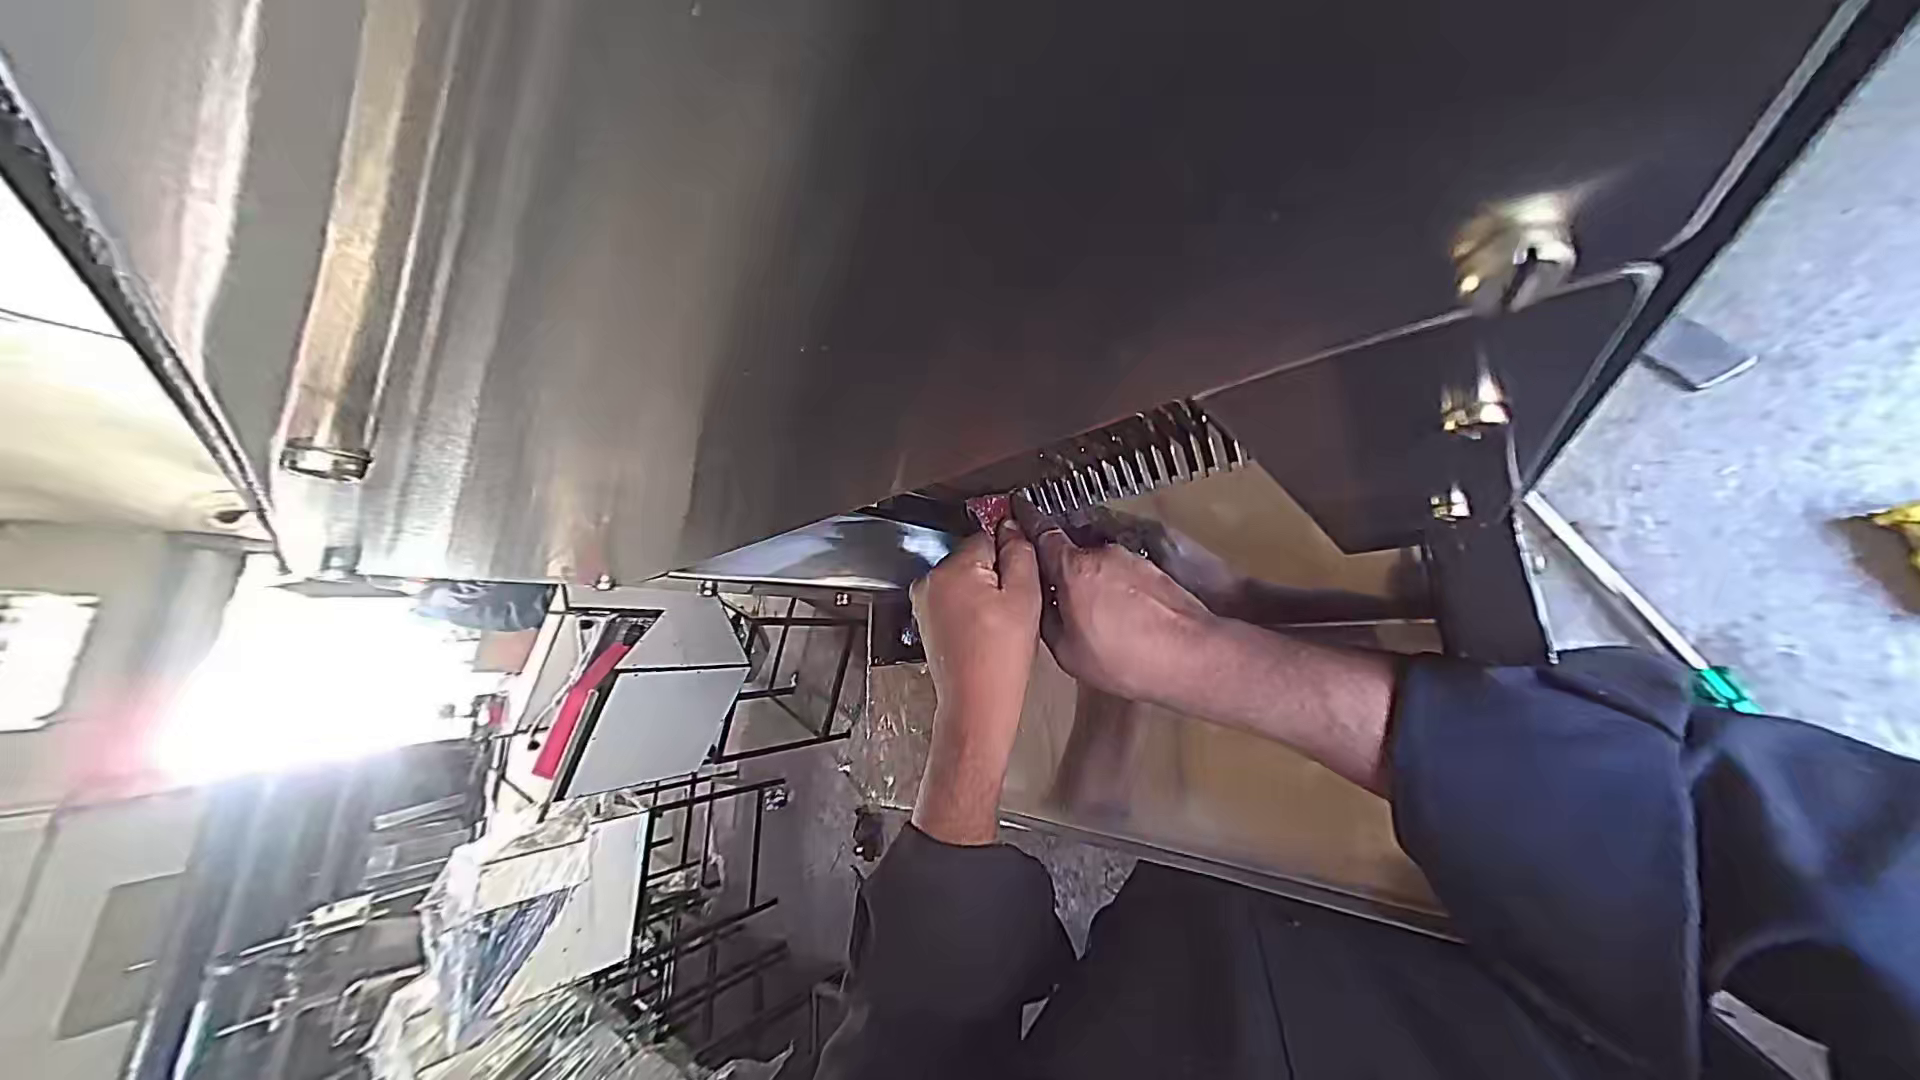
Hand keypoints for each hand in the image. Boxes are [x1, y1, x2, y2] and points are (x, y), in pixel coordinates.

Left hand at [910, 524, 1041, 729]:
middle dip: (996, 576)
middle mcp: (930, 580)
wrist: (976, 703)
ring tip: (998, 625)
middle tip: (1013, 608)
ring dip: (984, 594)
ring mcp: (925, 601)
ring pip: (966, 579)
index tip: (1022, 579)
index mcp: (953, 569)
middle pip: (974, 557)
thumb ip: (1021, 554)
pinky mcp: (926, 619)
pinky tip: (985, 633)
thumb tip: (1012, 528)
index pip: (988, 536)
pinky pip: (955, 600)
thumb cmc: (998, 660)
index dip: (1011, 556)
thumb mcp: (1025, 598)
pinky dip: (972, 610)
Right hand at [1014, 495, 1395, 794]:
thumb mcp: (1067, 652)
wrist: (1191, 657)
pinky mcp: (1152, 570)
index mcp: (1072, 568)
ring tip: (1091, 613)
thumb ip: (1045, 620)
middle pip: (1069, 548)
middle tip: (1054, 591)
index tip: (1018, 510)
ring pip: (1097, 562)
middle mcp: (1100, 553)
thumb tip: (1039, 607)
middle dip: (1059, 566)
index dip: (1027, 521)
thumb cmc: (1128, 659)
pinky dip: (1113, 587)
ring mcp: (1130, 559)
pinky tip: (1117, 616)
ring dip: (1089, 579)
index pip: (1041, 532)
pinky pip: (1120, 572)